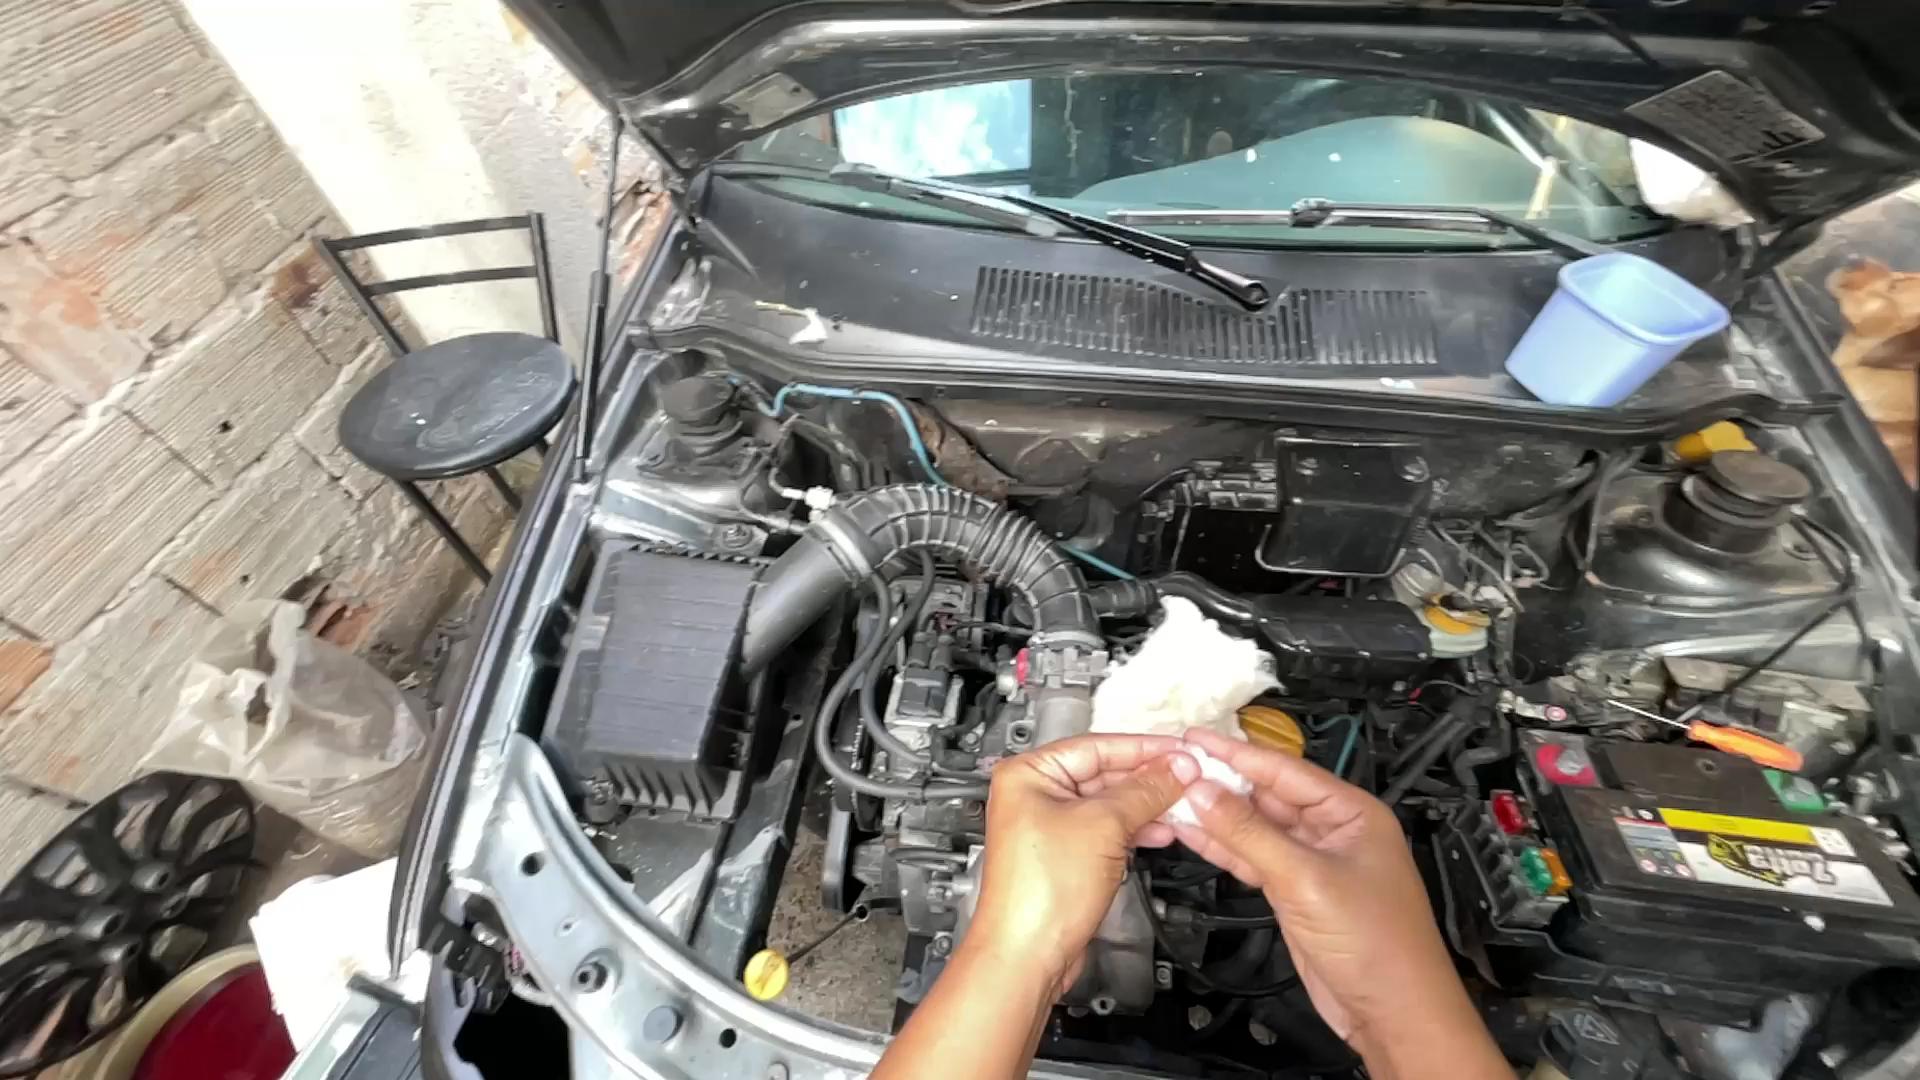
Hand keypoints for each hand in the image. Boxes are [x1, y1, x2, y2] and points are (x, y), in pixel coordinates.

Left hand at [968, 734, 1198, 994]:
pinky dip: (1133, 829)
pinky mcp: (1063, 854)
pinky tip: (1159, 832)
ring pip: (1107, 802)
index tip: (1179, 750)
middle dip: (1147, 777)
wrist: (1028, 955)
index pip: (1096, 745)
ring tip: (1181, 803)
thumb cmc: (1040, 892)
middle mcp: (1033, 793)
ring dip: (1145, 804)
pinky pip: (1105, 829)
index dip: (1143, 749)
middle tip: (1188, 776)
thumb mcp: (1103, 826)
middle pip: (1102, 772)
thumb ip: (1143, 791)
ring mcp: (1048, 824)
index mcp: (1028, 772)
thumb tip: (1174, 768)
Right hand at [1172, 729, 1470, 1047]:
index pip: (1283, 769)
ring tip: (1173, 795)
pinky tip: (1190, 831)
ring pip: (1253, 825)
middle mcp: (1331, 829)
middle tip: (1178, 767)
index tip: (1196, 739)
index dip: (1236, 753)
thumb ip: (1248, 833)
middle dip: (1221, 782)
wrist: (1395, 1019)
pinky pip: (1250, 855)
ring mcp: (1310, 859)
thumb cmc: (1380, 948)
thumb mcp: (1306, 878)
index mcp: (1351, 812)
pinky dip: (1221, 845)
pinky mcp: (1293, 887)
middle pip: (1265, 794)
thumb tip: (1204, 793)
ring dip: (1215, 814)